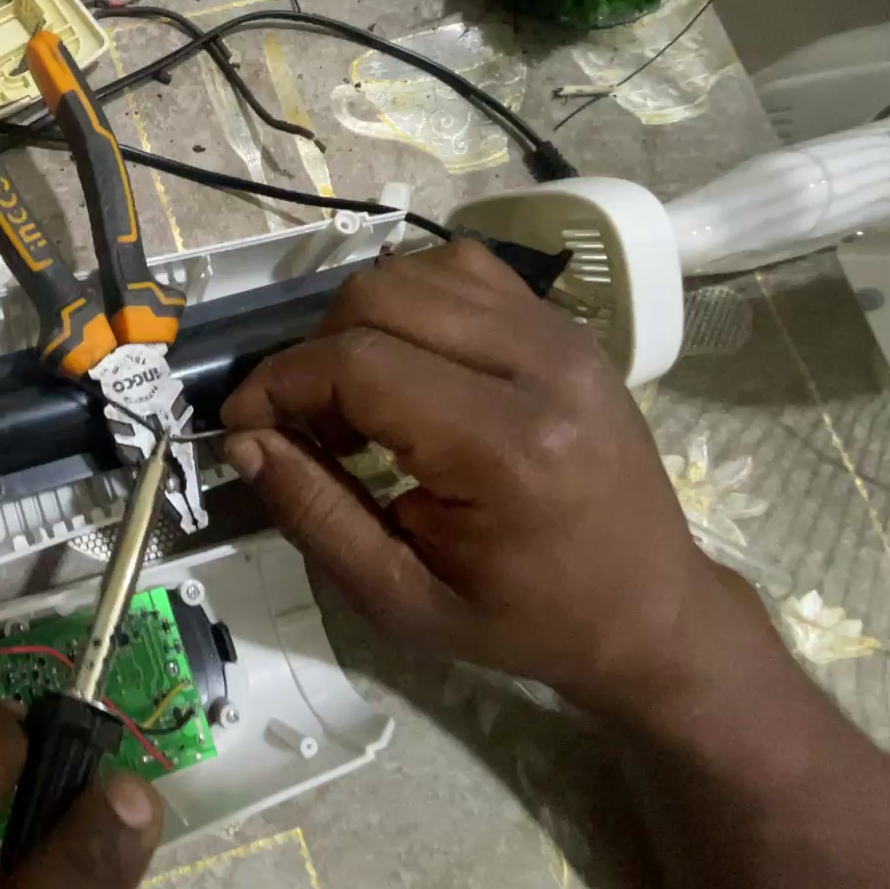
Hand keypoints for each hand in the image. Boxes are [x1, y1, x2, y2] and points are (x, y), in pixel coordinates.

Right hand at [220, 240, 763, 719]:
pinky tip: (400, 362)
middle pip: (378, 297)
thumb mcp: (397, 598)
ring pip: (411, 272)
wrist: (647, 608)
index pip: (357, 363)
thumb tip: (243, 440)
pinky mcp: (563, 325)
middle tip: (307, 423)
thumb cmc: (519, 618)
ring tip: (354, 398)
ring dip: (352, 326)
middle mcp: (542, 366)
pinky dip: (403, 303)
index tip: (243, 425)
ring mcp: (560, 334)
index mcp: (507, 447)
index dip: (277, 383)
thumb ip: (312, 514)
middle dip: (310, 353)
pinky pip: (456, 271)